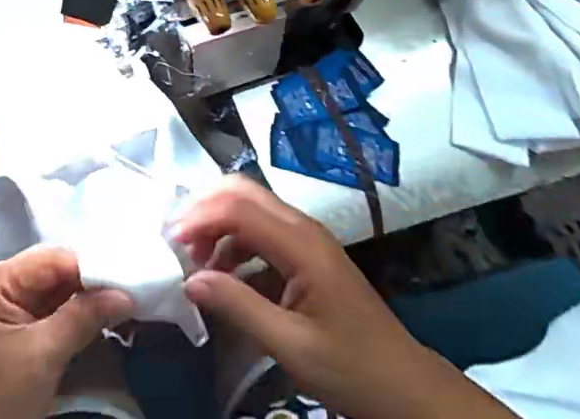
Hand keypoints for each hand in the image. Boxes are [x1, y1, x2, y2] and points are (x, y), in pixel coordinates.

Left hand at [0, 246, 134, 418]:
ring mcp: (19, 309)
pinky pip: (63, 312)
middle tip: (135, 291)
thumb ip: (82, 317)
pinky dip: (86, 316)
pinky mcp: (30, 333)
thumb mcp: (43, 354)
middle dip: (96, 282)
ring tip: (131, 302)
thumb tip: (126, 294)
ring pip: (65, 292)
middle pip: (61, 271)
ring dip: (94, 300)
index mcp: (2, 279)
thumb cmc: (1, 395)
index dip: (92, 267)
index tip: (130, 280)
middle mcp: (10, 284)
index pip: (55, 259)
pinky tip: (111, 319)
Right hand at [173, 178, 515, 418]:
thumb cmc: (352, 368)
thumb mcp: (291, 346)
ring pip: (249, 207)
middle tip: (179, 243)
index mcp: (301, 244)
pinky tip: (225, 273)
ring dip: (217, 225)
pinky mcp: (305, 253)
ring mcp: (305, 238)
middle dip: (204, 209)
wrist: (406, 388)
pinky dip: (234, 241)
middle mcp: (302, 228)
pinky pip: (260, 229)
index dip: (200, 217)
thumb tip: (190, 280)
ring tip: (197, 262)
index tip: (172, 243)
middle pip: (242, 192)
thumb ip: (238, 307)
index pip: (238, 207)